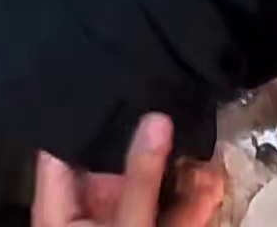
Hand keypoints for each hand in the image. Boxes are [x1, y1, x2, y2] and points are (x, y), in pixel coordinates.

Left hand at [33, 113, 226, 226]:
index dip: (82, 107)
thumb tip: (156, 113)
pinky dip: (193, 197)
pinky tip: (214, 178)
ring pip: (152, 184)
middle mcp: (91, 213)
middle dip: (153, 134)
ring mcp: (125, 226)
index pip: (63, 147)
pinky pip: (172, 211)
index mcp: (62, 211)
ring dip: (182, 165)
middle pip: (117, 159)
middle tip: (179, 97)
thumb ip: (140, 177)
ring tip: (206, 138)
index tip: (113, 65)